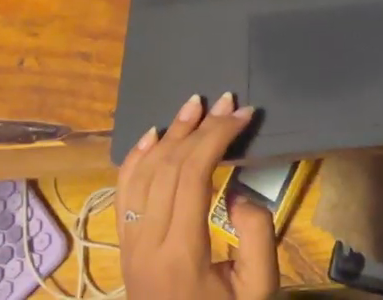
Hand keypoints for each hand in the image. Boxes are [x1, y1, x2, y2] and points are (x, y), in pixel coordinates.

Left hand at [117, 92, 277, 299]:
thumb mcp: (258, 291)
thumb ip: (257, 237)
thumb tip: (238, 192)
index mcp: (181, 254)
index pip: (192, 174)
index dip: (217, 136)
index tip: (244, 114)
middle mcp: (146, 245)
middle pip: (167, 167)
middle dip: (199, 128)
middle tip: (226, 101)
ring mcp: (129, 246)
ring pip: (142, 173)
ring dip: (169, 134)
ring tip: (194, 106)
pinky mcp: (125, 248)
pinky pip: (123, 193)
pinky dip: (136, 157)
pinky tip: (152, 134)